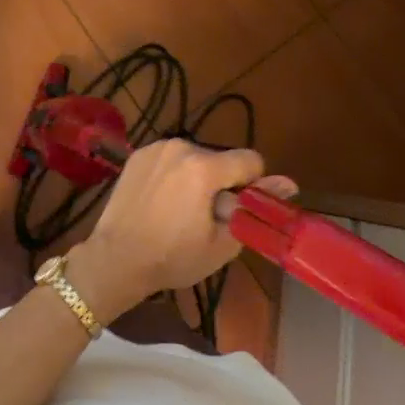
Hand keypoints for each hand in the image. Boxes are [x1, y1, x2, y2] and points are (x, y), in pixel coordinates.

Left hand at [66, 139, 294, 321]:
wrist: (116, 258)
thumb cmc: (173, 257)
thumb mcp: (223, 242)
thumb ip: (254, 208)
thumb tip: (288, 184)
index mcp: (203, 166)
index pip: (250, 160)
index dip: (253, 185)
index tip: (240, 209)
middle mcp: (180, 146)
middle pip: (220, 160)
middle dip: (222, 184)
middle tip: (206, 218)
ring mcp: (155, 147)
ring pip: (194, 158)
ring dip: (197, 178)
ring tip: (180, 212)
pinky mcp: (137, 155)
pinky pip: (170, 160)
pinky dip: (173, 175)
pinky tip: (161, 202)